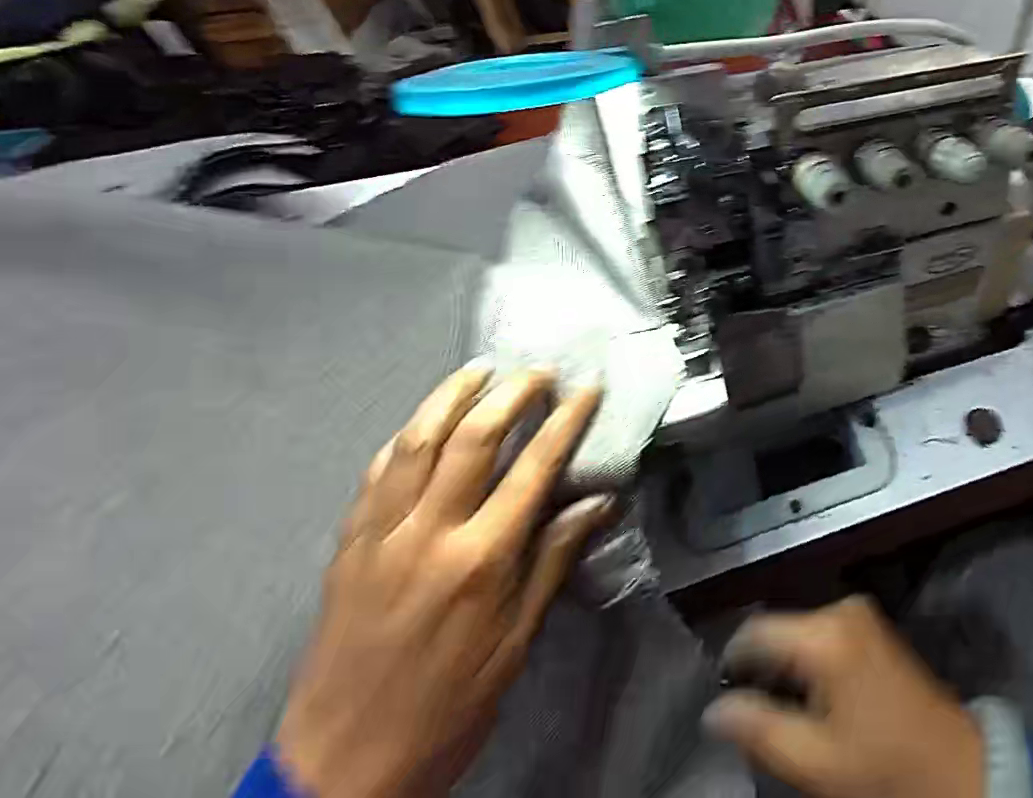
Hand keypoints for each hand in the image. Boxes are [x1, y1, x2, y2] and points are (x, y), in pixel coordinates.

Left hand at [275, 364, 615, 797]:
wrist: (340, 767)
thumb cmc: (453, 701)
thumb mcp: (519, 636)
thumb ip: (554, 558)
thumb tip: (597, 501)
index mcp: (479, 558)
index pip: (533, 467)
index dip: (565, 420)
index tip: (587, 387)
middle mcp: (426, 534)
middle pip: (470, 440)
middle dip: (510, 394)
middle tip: (538, 370)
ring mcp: (377, 538)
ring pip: (413, 444)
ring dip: (449, 399)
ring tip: (479, 370)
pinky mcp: (345, 551)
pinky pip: (374, 477)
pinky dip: (404, 438)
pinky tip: (423, 423)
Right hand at [704, 597, 983, 797]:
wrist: (949, 758)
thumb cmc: (880, 762)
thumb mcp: (812, 760)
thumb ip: (758, 730)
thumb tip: (714, 711)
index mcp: (826, 635)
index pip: (756, 631)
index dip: (731, 661)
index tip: (718, 692)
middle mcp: (843, 610)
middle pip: (779, 631)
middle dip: (761, 668)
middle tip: (751, 714)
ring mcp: (861, 613)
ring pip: (799, 633)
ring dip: (784, 667)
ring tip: (778, 712)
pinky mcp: (871, 624)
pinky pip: (821, 634)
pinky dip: (807, 661)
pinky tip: (808, 698)